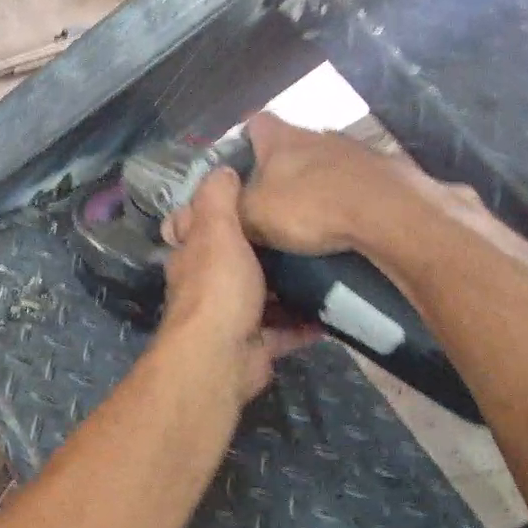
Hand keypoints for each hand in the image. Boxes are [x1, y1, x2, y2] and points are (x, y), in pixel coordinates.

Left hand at [160, 167, 319, 395]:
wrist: (221, 357)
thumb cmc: (218, 288)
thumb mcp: (216, 230)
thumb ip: (218, 199)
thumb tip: (222, 170)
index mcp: (193, 257)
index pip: (201, 227)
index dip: (222, 211)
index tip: (260, 195)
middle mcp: (208, 287)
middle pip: (238, 262)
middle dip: (267, 250)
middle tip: (309, 230)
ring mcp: (231, 318)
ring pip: (264, 296)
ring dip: (292, 287)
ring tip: (329, 265)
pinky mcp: (255, 345)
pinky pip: (285, 330)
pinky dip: (306, 322)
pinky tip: (335, 309)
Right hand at [240, 113, 434, 254]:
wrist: (385, 211)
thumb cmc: (308, 206)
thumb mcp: (252, 214)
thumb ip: (231, 206)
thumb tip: (220, 200)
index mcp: (280, 139)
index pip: (255, 122)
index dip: (242, 137)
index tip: (234, 160)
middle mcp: (315, 134)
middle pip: (288, 142)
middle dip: (275, 164)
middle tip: (262, 195)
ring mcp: (351, 149)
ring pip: (319, 160)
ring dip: (308, 179)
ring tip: (299, 211)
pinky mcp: (378, 169)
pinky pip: (347, 178)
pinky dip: (336, 193)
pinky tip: (333, 217)